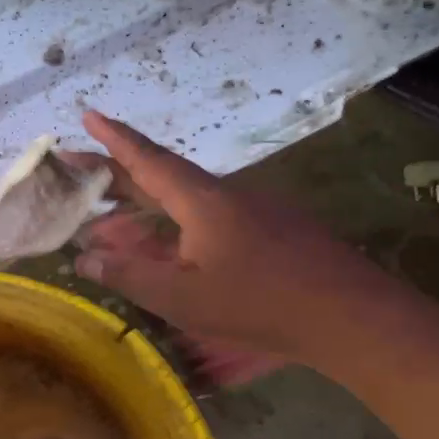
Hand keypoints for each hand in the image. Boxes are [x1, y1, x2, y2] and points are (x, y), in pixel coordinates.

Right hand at [64, 110, 402, 384]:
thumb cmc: (263, 304)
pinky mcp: (271, 235)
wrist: (363, 324)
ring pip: (181, 200)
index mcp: (202, 202)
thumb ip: (127, 274)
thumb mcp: (181, 297)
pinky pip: (204, 218)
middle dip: (114, 172)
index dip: (114, 138)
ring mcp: (253, 215)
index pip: (147, 161)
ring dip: (139, 205)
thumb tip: (83, 257)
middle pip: (160, 176)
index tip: (87, 114)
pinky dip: (168, 224)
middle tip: (74, 169)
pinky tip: (157, 246)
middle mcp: (226, 198)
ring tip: (103, 220)